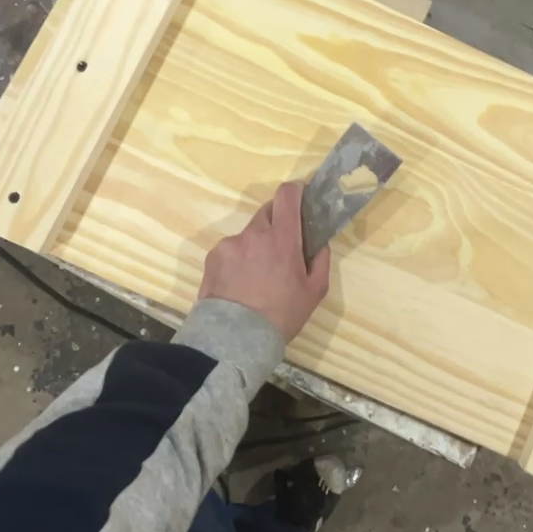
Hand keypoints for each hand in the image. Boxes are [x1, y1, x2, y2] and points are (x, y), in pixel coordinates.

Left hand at [198, 181, 330, 341]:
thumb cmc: (281, 315)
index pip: (287, 194)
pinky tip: (238, 285)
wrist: (234, 340)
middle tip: (280, 249)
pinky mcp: (212, 257)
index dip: (295, 191)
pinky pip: (230, 250)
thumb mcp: (314, 292)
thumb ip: (320, 260)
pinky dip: (237, 260)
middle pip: (267, 211)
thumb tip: (319, 242)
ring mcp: (230, 244)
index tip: (300, 199)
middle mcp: (254, 233)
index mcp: (282, 238)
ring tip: (256, 277)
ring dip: (255, 245)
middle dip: (276, 223)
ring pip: (248, 234)